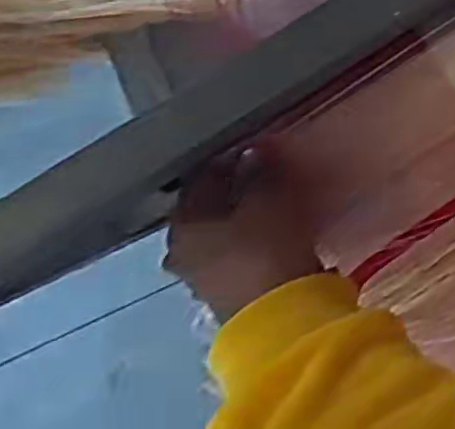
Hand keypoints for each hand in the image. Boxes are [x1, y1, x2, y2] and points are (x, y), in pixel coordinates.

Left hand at [165, 147, 323, 320]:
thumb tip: (250, 151)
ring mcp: (197, 274)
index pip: (197, 183)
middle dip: (226, 192)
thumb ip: (259, 172)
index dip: (222, 161)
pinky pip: (228, 250)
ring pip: (214, 233)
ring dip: (234, 215)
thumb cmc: (267, 244)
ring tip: (263, 201)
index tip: (247, 147)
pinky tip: (263, 228)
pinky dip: (242, 235)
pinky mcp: (221, 288)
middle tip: (255, 174)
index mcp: (183, 225)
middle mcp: (180, 250)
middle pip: (202, 211)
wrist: (275, 307)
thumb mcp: (269, 199)